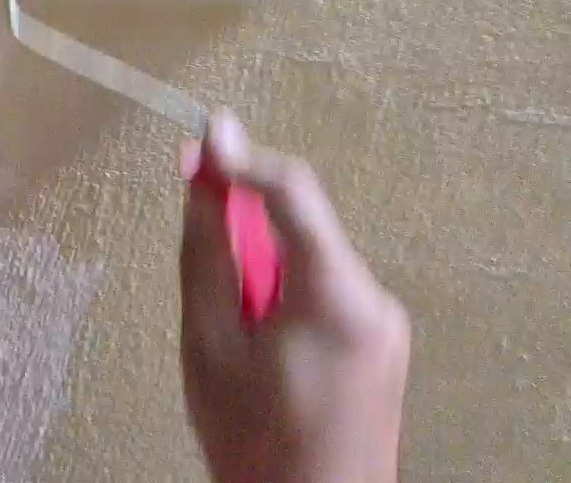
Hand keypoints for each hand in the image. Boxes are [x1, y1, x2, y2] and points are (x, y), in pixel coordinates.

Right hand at [180, 109, 410, 482]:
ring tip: (220, 306)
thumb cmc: (253, 436)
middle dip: (240, 210)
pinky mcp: (376, 340)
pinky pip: (315, 280)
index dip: (241, 155)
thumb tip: (203, 176)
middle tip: (189, 201)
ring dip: (253, 253)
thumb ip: (206, 247)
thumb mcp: (209, 336)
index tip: (198, 134)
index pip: (291, 191)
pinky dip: (273, 280)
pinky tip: (249, 324)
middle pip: (297, 220)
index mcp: (337, 296)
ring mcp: (381, 322)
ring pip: (301, 250)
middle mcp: (373, 299)